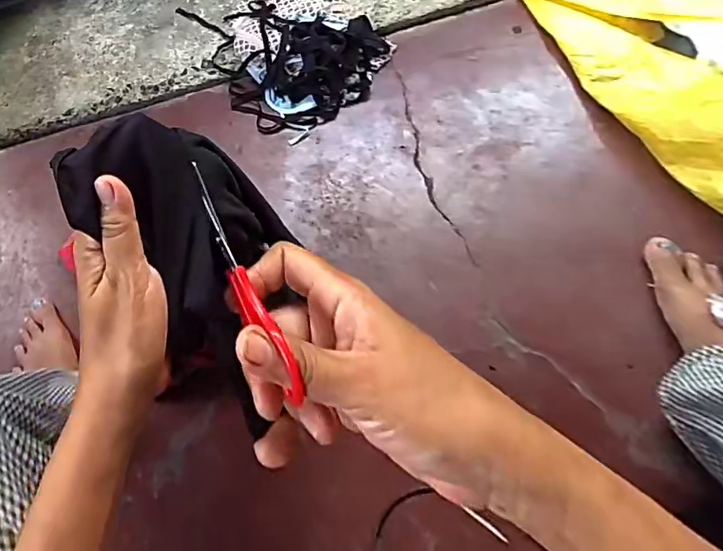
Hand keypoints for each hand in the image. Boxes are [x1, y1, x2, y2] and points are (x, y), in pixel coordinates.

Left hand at [71, 175, 168, 425]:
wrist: (127, 394)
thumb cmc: (126, 333)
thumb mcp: (126, 274)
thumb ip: (120, 228)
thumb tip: (104, 179)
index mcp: (90, 251)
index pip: (95, 203)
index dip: (111, 178)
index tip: (136, 150)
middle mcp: (99, 259)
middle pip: (112, 217)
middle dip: (131, 193)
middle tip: (164, 165)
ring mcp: (115, 277)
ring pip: (128, 235)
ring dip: (144, 217)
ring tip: (173, 190)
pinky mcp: (132, 291)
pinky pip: (141, 253)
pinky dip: (153, 239)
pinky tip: (173, 232)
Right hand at [235, 243, 552, 509]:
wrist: (486, 457)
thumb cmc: (432, 403)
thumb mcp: (358, 383)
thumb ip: (298, 362)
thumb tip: (245, 339)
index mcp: (344, 301)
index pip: (290, 265)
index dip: (258, 279)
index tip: (236, 315)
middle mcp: (339, 325)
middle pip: (280, 323)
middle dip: (268, 360)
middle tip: (269, 397)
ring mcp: (343, 362)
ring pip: (290, 366)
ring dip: (285, 398)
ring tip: (304, 428)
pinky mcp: (348, 396)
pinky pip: (306, 399)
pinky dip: (294, 422)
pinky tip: (288, 449)